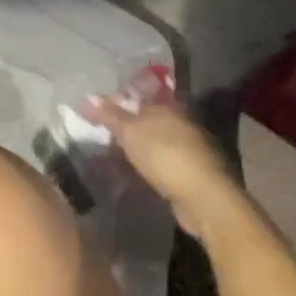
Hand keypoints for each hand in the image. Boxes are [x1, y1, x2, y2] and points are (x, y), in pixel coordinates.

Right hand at [87, 100, 247, 238]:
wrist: (204, 198)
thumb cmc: (163, 155)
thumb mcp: (129, 131)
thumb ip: (110, 114)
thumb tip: (91, 97)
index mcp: (168, 108)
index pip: (138, 97)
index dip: (116, 103)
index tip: (97, 112)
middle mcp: (182, 124)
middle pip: (148, 120)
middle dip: (127, 125)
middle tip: (103, 133)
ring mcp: (191, 149)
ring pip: (157, 141)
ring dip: (139, 146)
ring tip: (115, 154)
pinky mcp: (194, 173)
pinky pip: (164, 161)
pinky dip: (150, 163)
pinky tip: (137, 170)